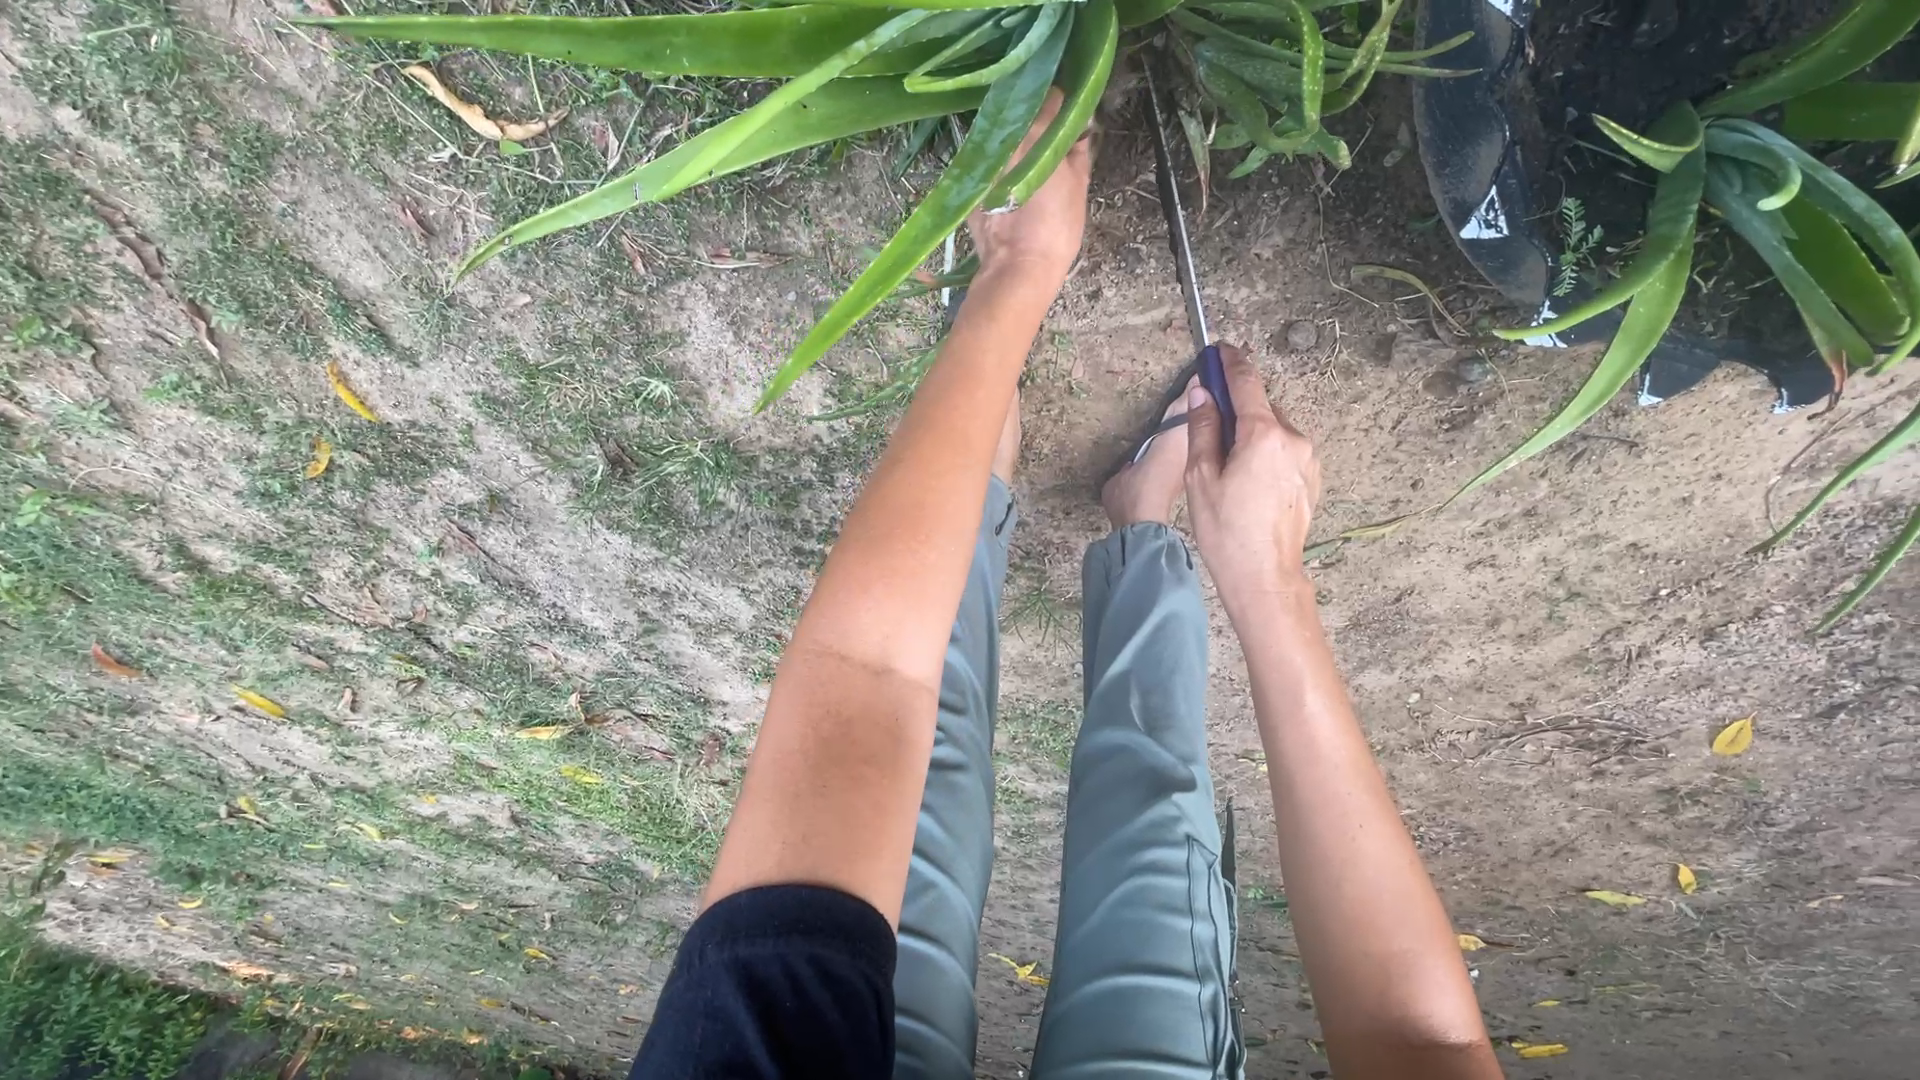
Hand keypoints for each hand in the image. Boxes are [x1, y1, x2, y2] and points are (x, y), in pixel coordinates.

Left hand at [966, 88, 1091, 292]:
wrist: (1018, 269)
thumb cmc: (1055, 229)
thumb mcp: (1078, 186)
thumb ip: (1077, 151)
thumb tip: (1078, 130)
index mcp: (1035, 131)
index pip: (1050, 98)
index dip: (1061, 106)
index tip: (1067, 118)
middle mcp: (1004, 138)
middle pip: (1021, 114)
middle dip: (1035, 123)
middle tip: (1049, 142)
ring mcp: (983, 160)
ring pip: (1002, 137)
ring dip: (1015, 143)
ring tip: (1029, 162)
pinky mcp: (969, 182)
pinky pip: (987, 162)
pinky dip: (998, 165)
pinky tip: (1008, 182)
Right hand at [1184, 344, 1321, 613]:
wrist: (1264, 574)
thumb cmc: (1227, 531)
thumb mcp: (1201, 477)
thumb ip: (1203, 428)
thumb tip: (1202, 395)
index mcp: (1264, 434)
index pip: (1246, 382)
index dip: (1229, 362)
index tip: (1218, 349)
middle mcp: (1294, 438)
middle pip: (1260, 408)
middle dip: (1236, 412)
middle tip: (1209, 434)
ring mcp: (1308, 458)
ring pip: (1273, 430)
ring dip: (1251, 436)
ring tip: (1227, 472)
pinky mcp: (1312, 477)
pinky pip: (1285, 451)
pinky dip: (1266, 454)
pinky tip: (1247, 484)